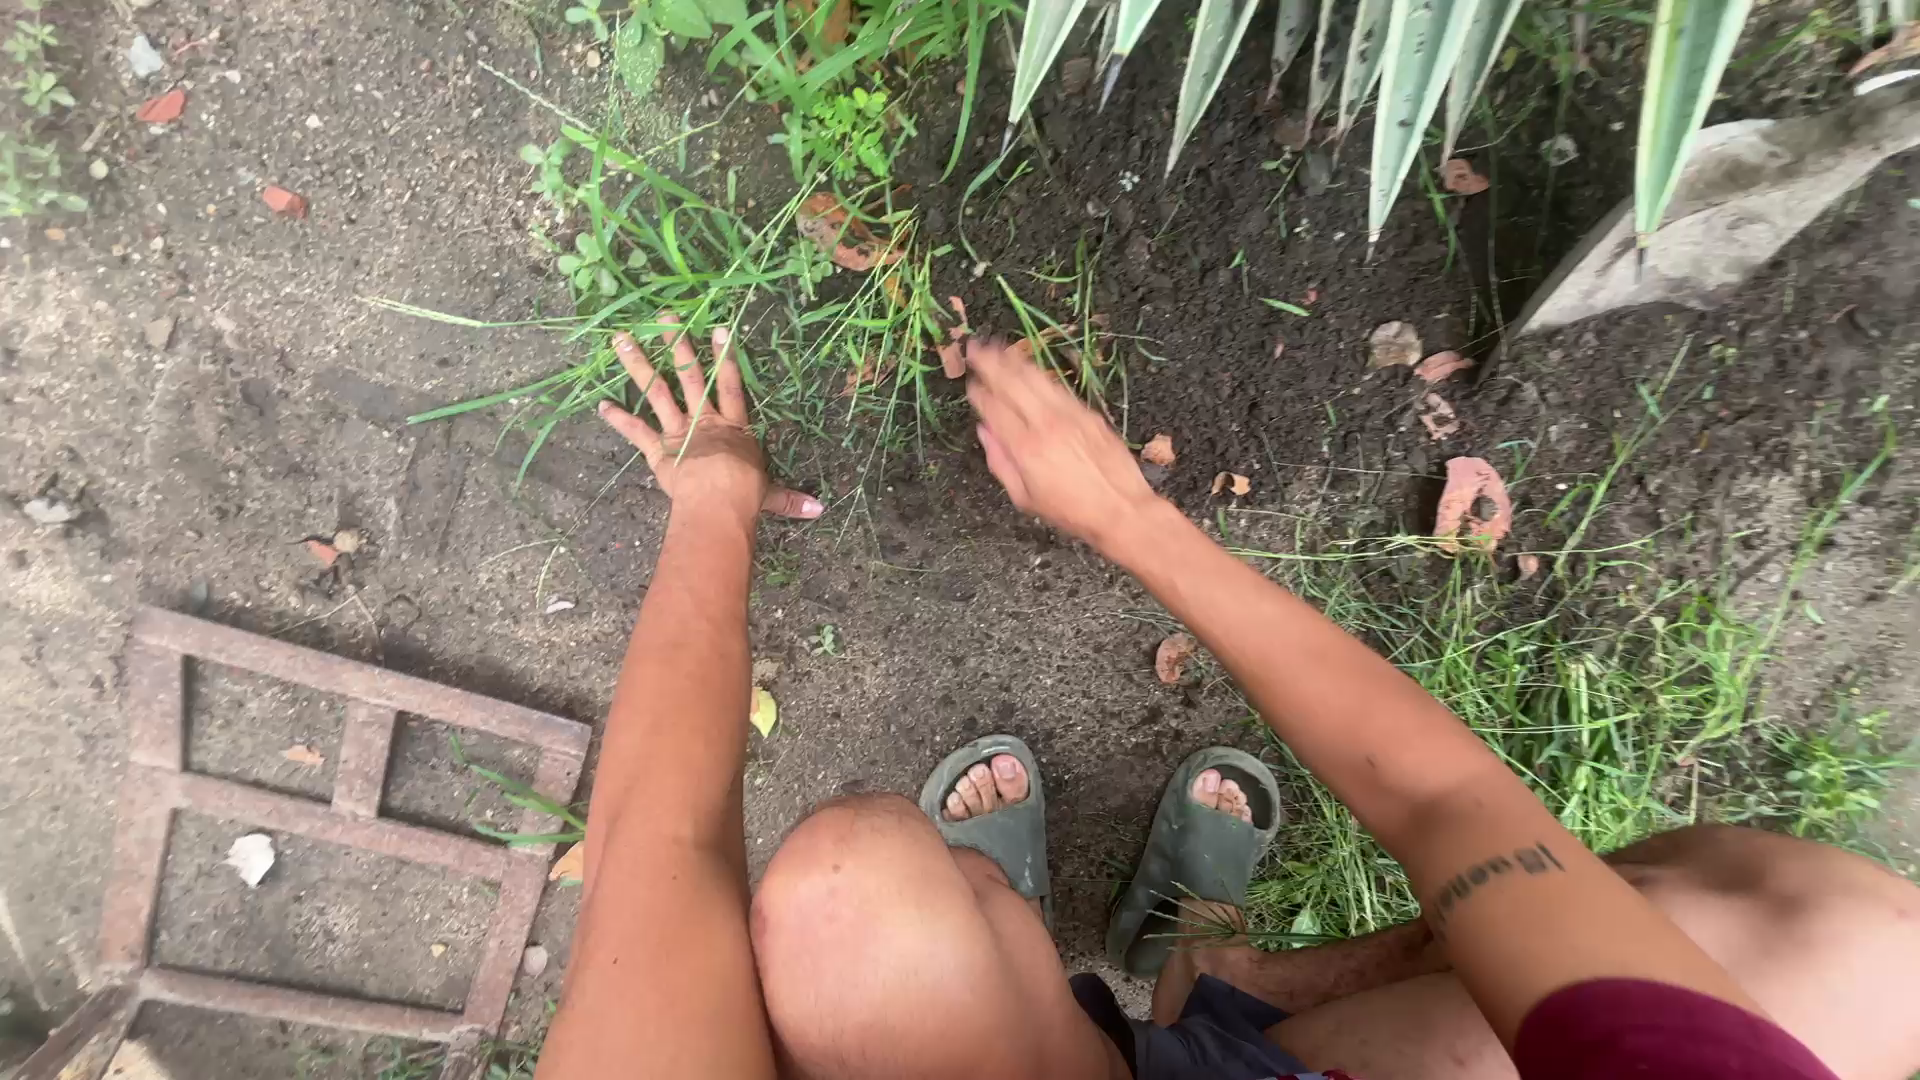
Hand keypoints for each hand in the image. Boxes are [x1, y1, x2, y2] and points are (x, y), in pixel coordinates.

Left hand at [597, 315, 822, 519]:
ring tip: (621, 339)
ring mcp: (679, 433)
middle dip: (677, 346)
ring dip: (639, 365)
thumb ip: (790, 500)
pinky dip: (618, 420)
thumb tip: (819, 509)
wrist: (719, 501)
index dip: (726, 358)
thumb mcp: (771, 495)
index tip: (718, 329)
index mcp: (734, 429)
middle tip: (663, 317)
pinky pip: (636, 433)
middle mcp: (705, 422)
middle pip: (690, 378)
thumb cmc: (746, 494)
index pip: (731, 386)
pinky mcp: (658, 451)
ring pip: (658, 393)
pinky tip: (600, 404)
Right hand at [965, 338, 1166, 554]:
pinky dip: (1039, 374)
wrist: (1121, 509)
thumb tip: (985, 434)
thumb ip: (1000, 463)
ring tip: (998, 348)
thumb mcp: (1025, 498)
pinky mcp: (1088, 414)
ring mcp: (1069, 415)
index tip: (970, 385)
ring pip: (1035, 378)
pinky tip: (1030, 368)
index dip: (979, 394)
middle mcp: (1046, 424)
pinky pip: (1057, 387)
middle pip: (1012, 383)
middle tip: (975, 349)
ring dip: (1014, 361)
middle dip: (990, 363)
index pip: (994, 409)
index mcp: (1026, 448)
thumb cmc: (1072, 511)